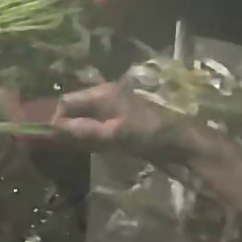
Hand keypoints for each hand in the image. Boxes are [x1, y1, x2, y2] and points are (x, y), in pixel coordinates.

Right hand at [51, 81, 241, 169]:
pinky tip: (93, 148)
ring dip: (79, 132)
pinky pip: (99, 126)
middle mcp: (108, 96)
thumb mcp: (114, 134)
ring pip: (87, 118)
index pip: (68, 101)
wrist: (187, 145)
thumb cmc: (150, 134)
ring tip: (75, 148)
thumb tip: (54, 129)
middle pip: (76, 108)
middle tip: (62, 146)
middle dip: (67, 125)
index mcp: (104, 93)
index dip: (57, 119)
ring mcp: (117, 109)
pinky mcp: (125, 122)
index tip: (53, 139)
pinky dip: (92, 136)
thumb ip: (83, 131)